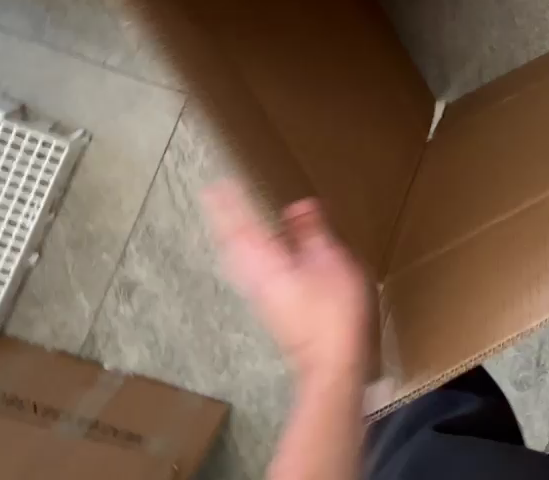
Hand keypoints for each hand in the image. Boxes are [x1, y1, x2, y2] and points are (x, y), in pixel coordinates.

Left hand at [203, 181, 370, 378]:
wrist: (333, 364)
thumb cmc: (334, 311)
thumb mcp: (332, 262)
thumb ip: (312, 233)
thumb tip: (297, 206)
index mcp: (268, 265)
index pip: (243, 228)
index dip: (230, 205)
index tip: (216, 184)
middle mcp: (256, 280)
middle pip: (232, 245)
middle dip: (223, 220)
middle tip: (214, 195)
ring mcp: (261, 297)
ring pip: (238, 259)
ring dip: (232, 235)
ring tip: (227, 216)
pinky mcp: (272, 307)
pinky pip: (249, 269)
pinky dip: (245, 251)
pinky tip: (257, 250)